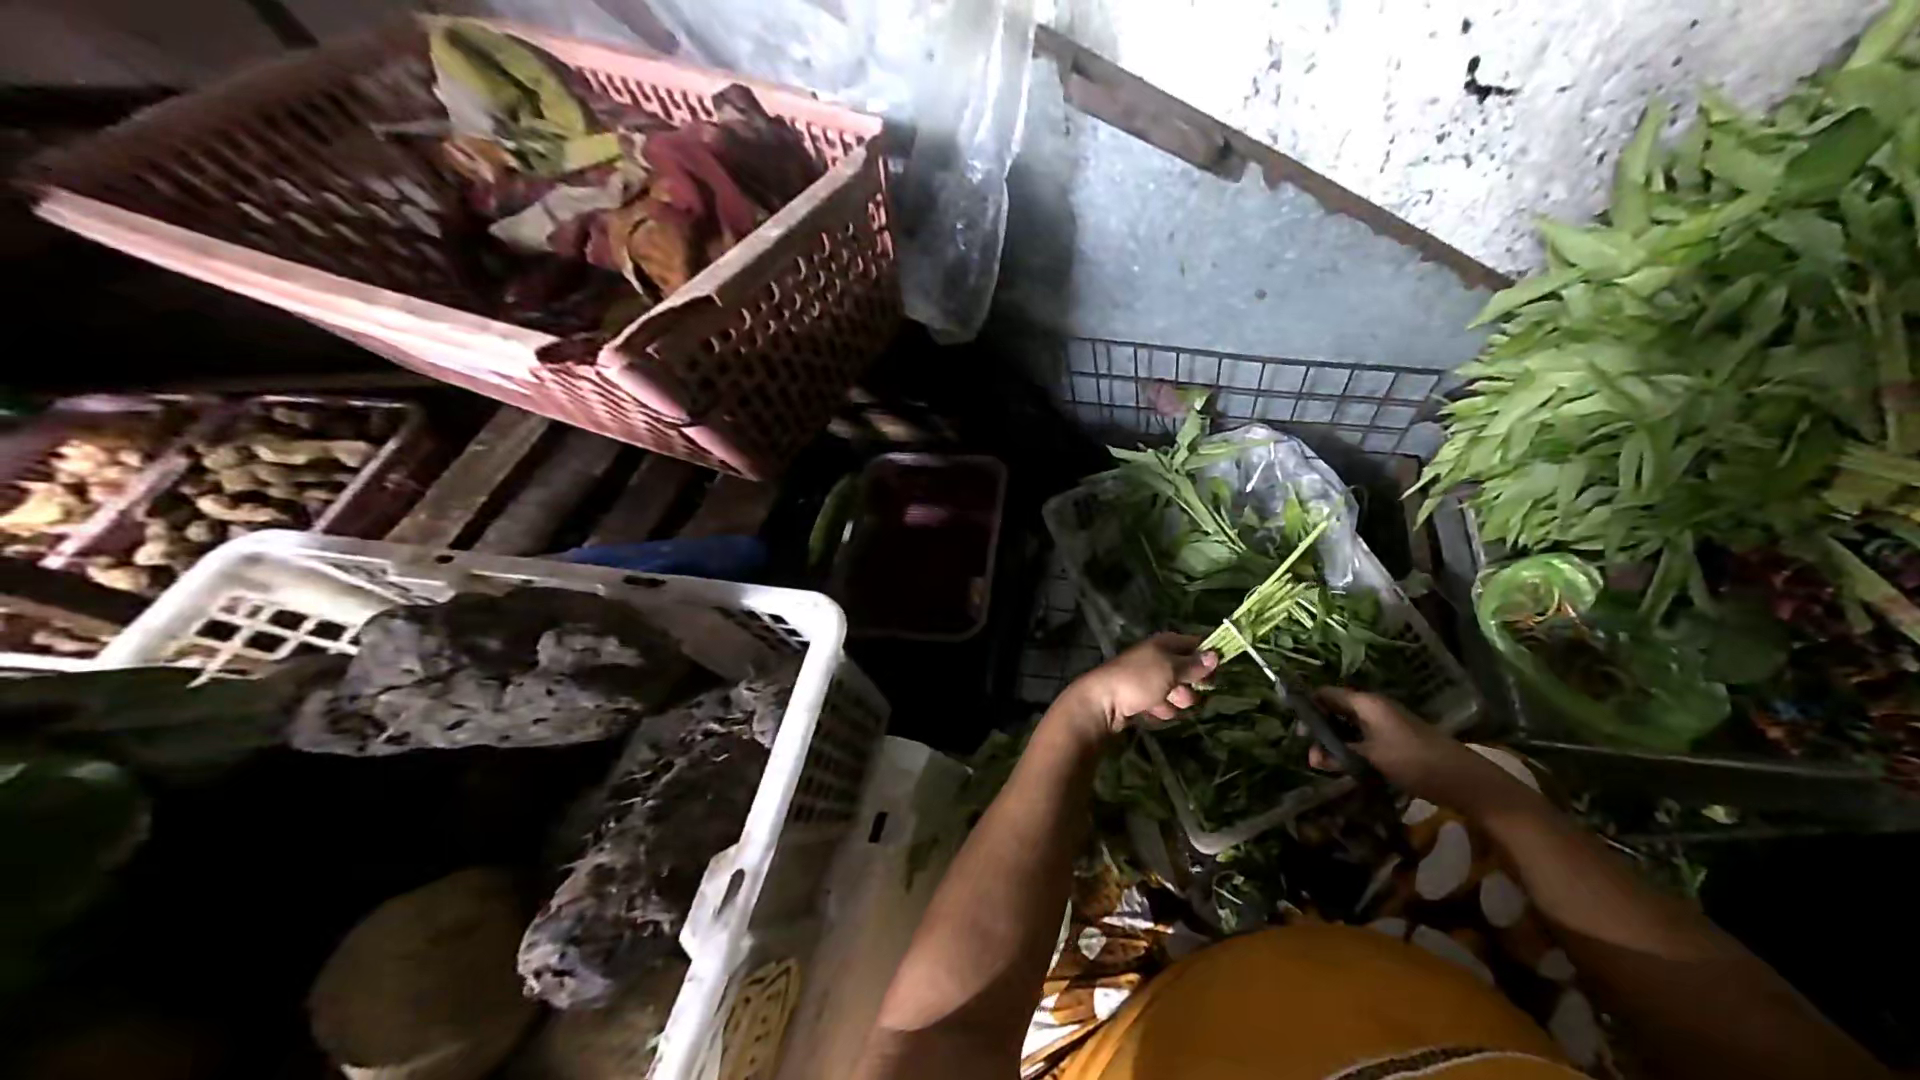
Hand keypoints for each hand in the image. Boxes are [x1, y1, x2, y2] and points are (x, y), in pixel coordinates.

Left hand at [1060, 633, 1218, 739]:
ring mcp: (1149, 680)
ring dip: (1174, 703)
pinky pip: (1162, 706)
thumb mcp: (1170, 669)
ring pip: (1177, 694)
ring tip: (1161, 705)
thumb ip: (1194, 665)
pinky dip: (1158, 711)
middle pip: (1189, 673)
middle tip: (1182, 693)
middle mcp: (1158, 659)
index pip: (1195, 645)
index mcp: (1164, 644)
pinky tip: (1148, 713)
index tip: (1216, 674)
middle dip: (1190, 687)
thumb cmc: (1137, 680)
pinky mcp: (1142, 700)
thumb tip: (1216, 655)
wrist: (1101, 703)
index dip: (1208, 659)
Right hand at [1308, 688, 1539, 817]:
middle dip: (1320, 725)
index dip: (1308, 706)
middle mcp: (1375, 707)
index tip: (1295, 726)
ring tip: (1323, 757)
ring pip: (1350, 724)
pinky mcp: (1396, 738)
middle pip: (1337, 708)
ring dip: (1336, 738)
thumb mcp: (1371, 760)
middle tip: (1307, 746)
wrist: (1468, 782)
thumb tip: (1310, 757)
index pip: (1326, 694)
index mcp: (1367, 703)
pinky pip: (1364, 735)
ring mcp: (1388, 722)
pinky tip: (1347, 763)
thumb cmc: (1416, 762)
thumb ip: (1339, 756)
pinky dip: (1352, 745)